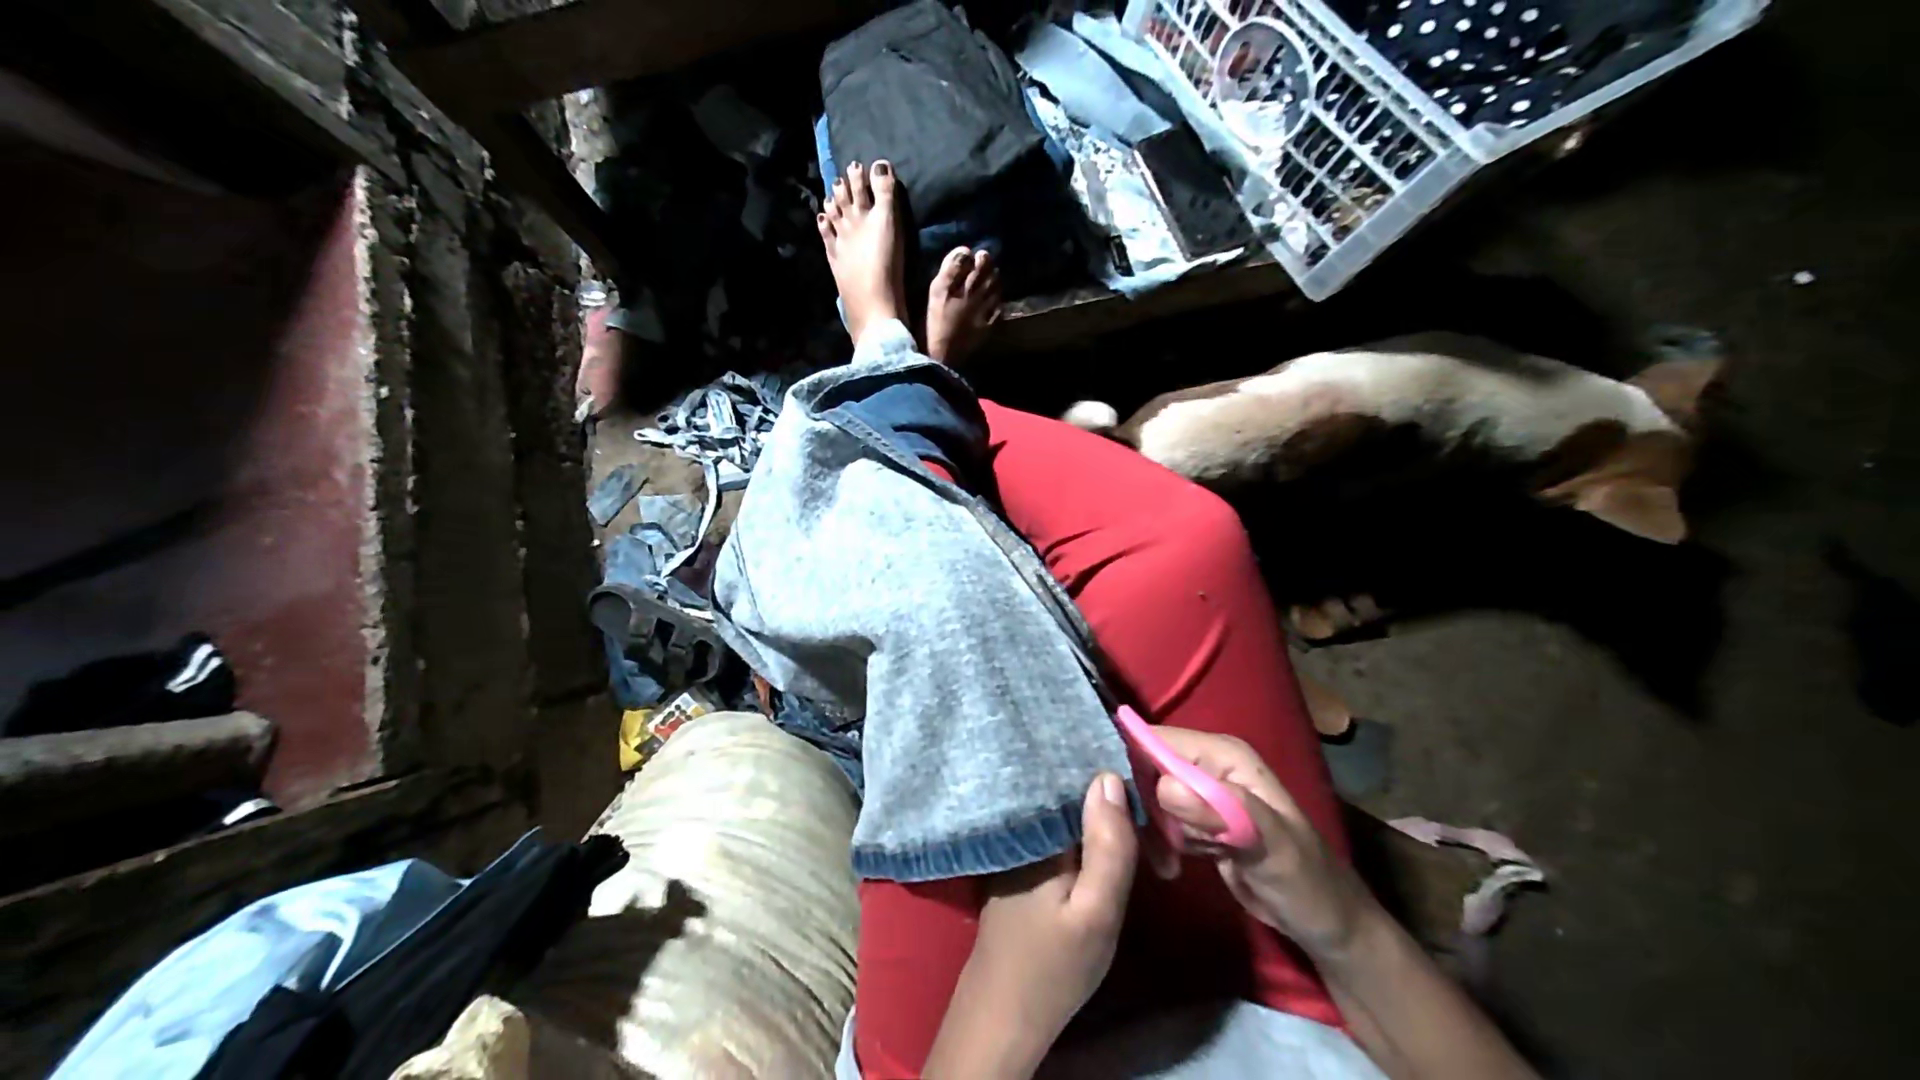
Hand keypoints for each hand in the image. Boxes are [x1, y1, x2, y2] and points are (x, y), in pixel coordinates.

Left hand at [924, 772, 1137, 1077]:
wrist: (1005, 1013)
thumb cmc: (1054, 965)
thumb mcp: (1096, 912)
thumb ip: (1108, 848)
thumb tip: (1110, 777)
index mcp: (1034, 825)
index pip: (1075, 774)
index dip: (1116, 774)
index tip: (1153, 788)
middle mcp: (1020, 821)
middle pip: (1072, 789)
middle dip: (1115, 796)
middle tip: (1157, 817)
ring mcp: (1019, 839)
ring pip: (1068, 808)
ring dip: (1104, 814)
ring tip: (1144, 824)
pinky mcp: (1024, 857)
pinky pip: (1061, 826)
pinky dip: (1087, 830)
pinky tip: (1111, 838)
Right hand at [1152, 727, 1370, 959]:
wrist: (1326, 925)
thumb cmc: (1306, 881)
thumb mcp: (1269, 846)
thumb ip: (1220, 812)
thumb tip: (1165, 786)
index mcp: (1225, 755)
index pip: (1158, 741)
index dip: (1134, 767)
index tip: (1123, 807)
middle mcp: (1209, 766)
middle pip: (1149, 770)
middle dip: (1147, 809)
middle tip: (1163, 848)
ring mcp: (1203, 794)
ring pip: (1152, 799)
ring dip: (1154, 833)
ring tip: (1172, 862)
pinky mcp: (1197, 821)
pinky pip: (1161, 822)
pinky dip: (1161, 845)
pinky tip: (1174, 867)